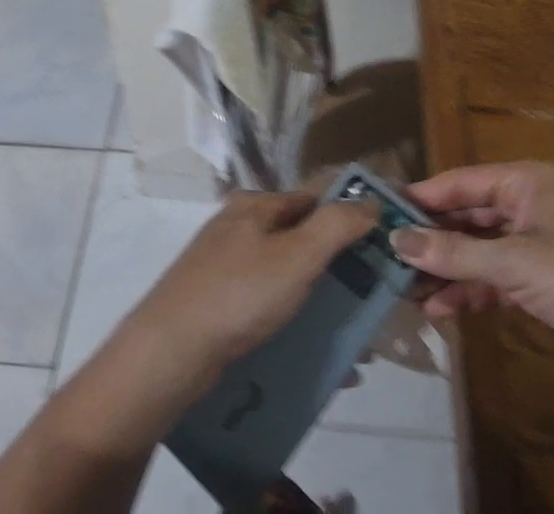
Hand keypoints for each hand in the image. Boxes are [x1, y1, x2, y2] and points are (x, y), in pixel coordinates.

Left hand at [125, 190, 378, 377]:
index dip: (349, 219)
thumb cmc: (238, 293)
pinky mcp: (216, 305)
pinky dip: (295, 325)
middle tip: (372, 300)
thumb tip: (371, 201)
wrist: (170, 351)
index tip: (383, 249)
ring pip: (286, 278)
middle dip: (338, 270)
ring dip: (320, 303)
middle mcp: (236, 229)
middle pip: (300, 240)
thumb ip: (336, 225)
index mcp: (253, 206)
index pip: (314, 200)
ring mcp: (223, 268)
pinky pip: (267, 309)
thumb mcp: (297, 255)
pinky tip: (317, 354)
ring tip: (352, 337)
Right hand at [394, 162, 553, 382]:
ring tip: (408, 291)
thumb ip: (452, 253)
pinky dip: (472, 289)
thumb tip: (396, 240)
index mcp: (529, 183)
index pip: (461, 182)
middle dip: (431, 240)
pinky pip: (496, 274)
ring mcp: (539, 242)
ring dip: (448, 269)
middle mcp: (532, 204)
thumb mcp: (514, 264)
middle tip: (387, 258)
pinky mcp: (544, 277)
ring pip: (479, 248)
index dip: (420, 199)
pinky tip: (443, 309)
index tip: (378, 213)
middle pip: (468, 216)